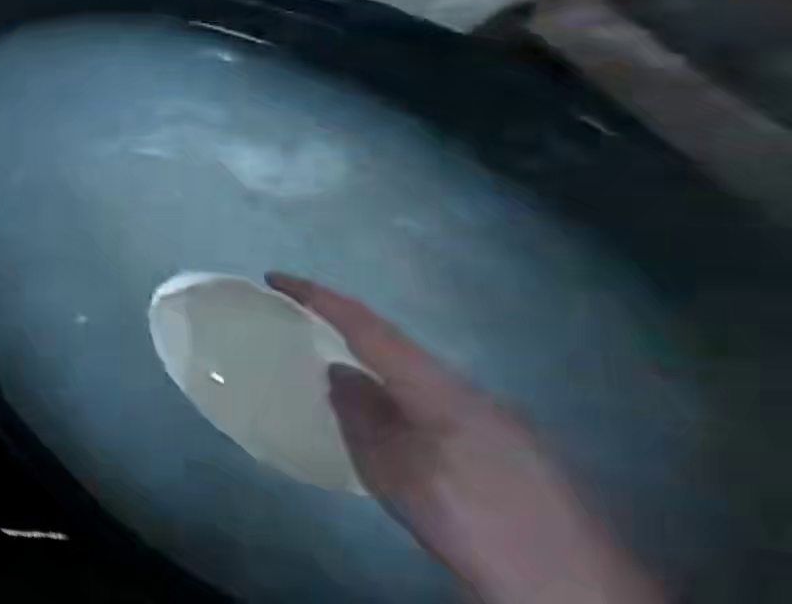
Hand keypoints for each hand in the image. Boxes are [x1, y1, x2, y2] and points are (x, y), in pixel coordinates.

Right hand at [267, 273, 663, 603]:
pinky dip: (405, 402)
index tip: (275, 278)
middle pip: (396, 347)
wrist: (575, 591)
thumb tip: (340, 372)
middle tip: (303, 331)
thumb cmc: (468, 516)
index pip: (366, 325)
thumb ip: (360, 413)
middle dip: (348, 333)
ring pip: (421, 381)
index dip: (317, 297)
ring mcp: (499, 421)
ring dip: (378, 373)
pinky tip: (399, 433)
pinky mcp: (515, 452)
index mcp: (435, 385)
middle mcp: (469, 390)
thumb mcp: (394, 469)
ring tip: (343, 387)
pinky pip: (441, 408)